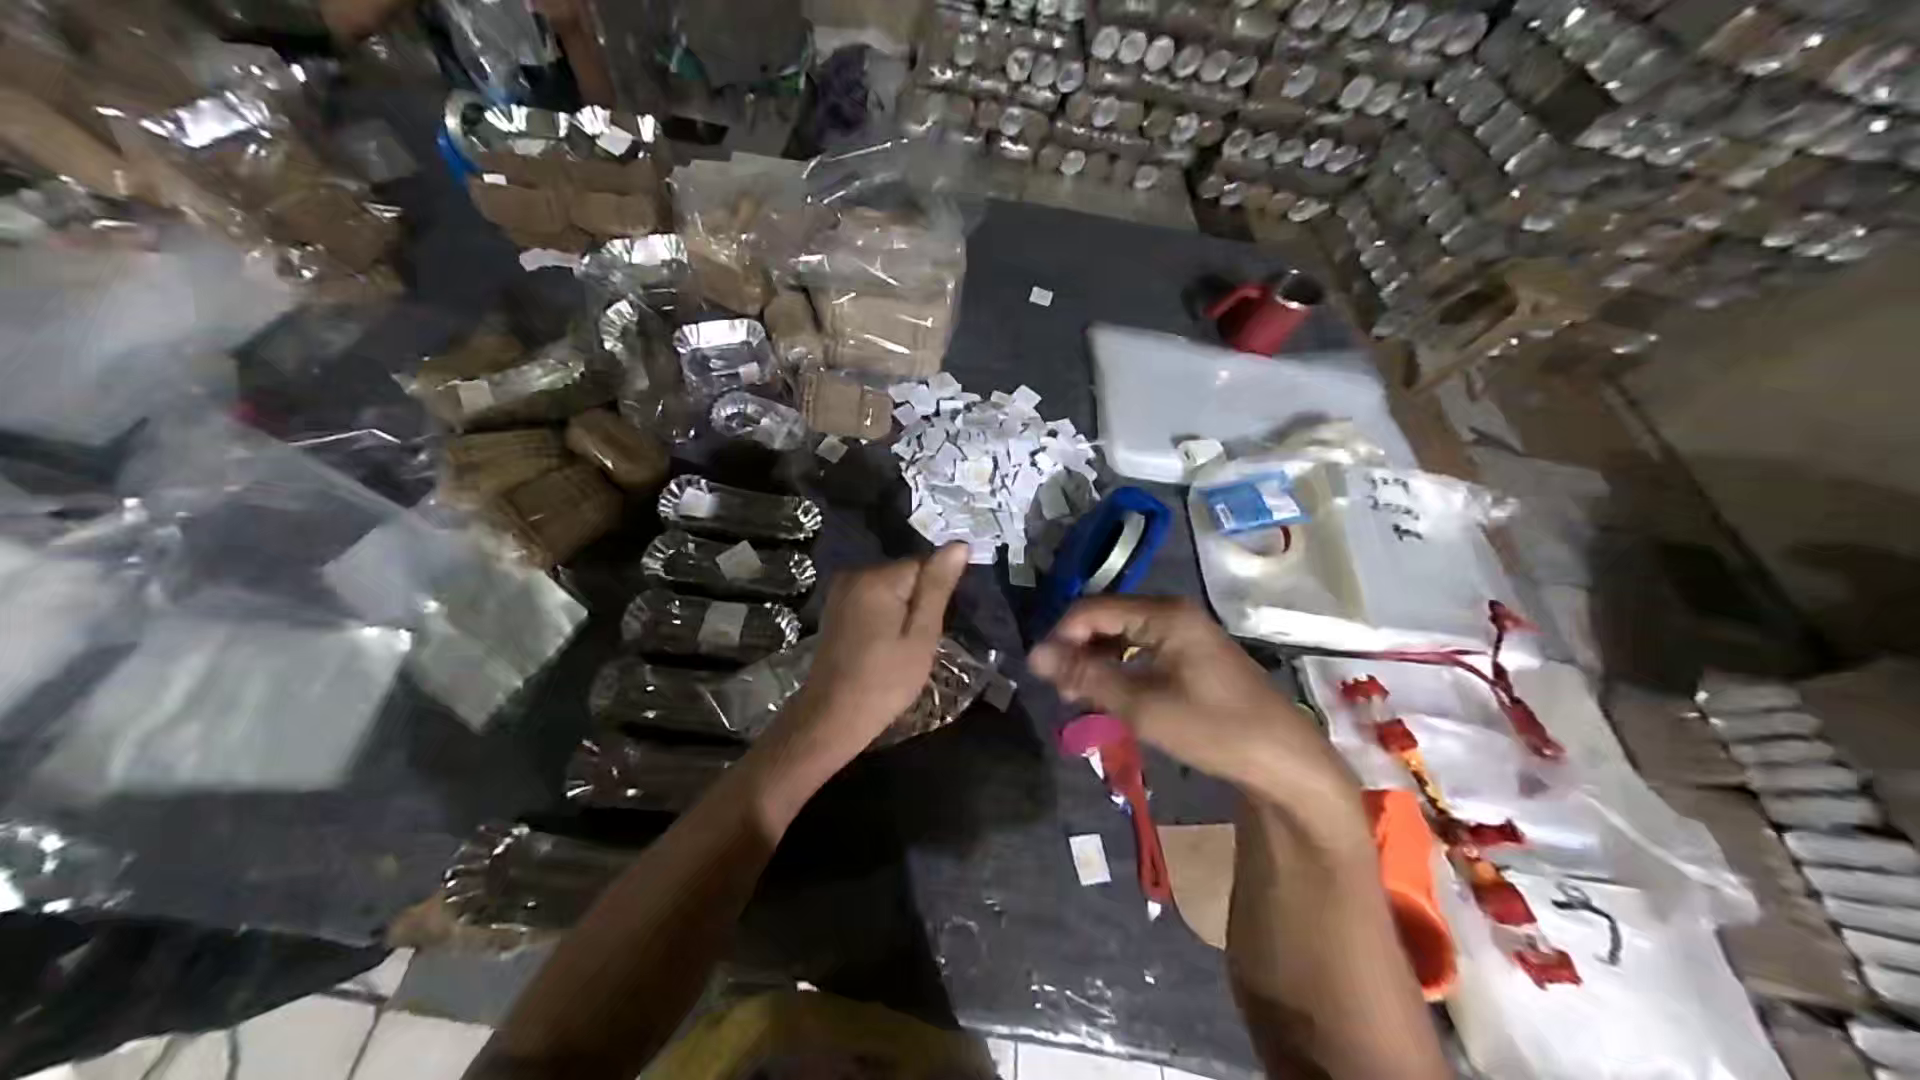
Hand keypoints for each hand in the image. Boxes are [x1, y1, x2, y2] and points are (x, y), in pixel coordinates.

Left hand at [768, 543, 970, 771]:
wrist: (832, 716)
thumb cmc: (885, 681)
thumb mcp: (921, 636)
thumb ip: (938, 587)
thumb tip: (959, 544)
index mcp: (878, 578)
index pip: (924, 564)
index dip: (935, 595)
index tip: (931, 628)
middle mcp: (855, 574)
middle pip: (905, 574)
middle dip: (918, 602)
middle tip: (917, 641)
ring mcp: (840, 590)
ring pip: (890, 587)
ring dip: (901, 610)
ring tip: (900, 646)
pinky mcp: (835, 607)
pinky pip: (872, 599)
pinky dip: (883, 616)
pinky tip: (882, 644)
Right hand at [1028, 596, 1360, 818]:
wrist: (1285, 759)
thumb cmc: (1214, 729)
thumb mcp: (1143, 706)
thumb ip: (1088, 676)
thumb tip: (1034, 655)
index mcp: (1163, 613)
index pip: (1091, 610)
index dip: (1060, 637)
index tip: (1040, 674)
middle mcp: (1173, 611)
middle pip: (1106, 618)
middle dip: (1077, 649)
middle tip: (1060, 690)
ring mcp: (1185, 631)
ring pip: (1122, 634)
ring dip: (1096, 660)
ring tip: (1080, 697)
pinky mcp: (1191, 652)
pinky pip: (1142, 647)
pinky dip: (1120, 667)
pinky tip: (1111, 694)